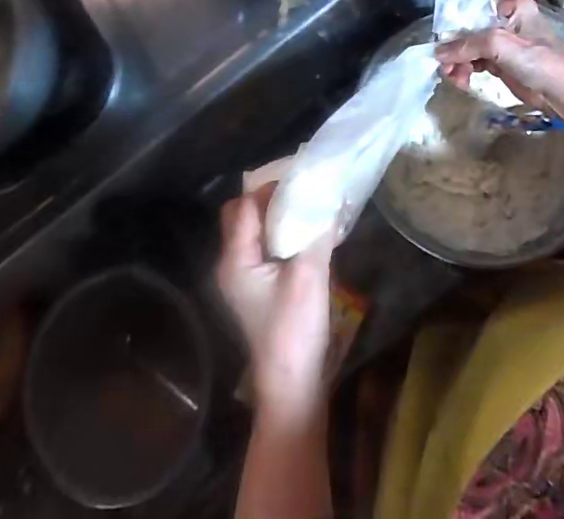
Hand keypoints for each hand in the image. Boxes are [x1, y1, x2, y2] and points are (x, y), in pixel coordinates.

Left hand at [217, 184, 335, 415]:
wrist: (292, 382)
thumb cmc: (294, 328)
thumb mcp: (310, 274)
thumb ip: (317, 232)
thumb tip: (330, 198)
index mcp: (236, 259)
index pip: (244, 207)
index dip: (270, 189)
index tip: (302, 182)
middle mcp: (232, 264)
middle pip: (244, 216)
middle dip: (271, 199)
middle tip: (306, 193)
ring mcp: (245, 278)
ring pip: (256, 231)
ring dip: (279, 217)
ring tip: (311, 209)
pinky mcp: (259, 287)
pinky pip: (266, 247)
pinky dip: (284, 234)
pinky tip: (310, 235)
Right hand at [435, 0, 563, 116]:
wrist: (562, 94)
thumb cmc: (537, 62)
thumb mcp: (500, 45)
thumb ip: (468, 44)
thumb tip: (437, 52)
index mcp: (513, 7)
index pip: (475, 10)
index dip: (455, 24)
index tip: (439, 41)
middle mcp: (508, 21)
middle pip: (470, 30)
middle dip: (455, 49)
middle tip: (444, 66)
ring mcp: (505, 43)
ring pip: (471, 48)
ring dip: (458, 62)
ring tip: (454, 77)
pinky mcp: (502, 63)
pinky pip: (476, 62)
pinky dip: (466, 70)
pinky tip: (462, 80)